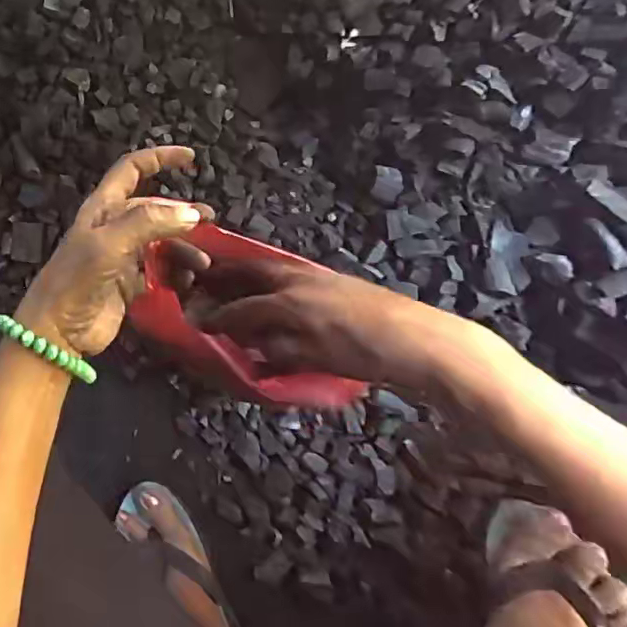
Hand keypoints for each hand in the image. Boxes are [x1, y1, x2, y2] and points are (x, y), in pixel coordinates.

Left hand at [15, 147, 211, 355]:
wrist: (58, 329)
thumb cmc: (77, 279)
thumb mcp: (109, 243)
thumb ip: (148, 223)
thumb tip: (190, 213)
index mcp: (102, 208)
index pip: (130, 170)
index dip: (158, 158)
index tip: (190, 157)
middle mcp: (112, 226)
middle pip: (153, 209)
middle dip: (181, 213)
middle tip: (210, 222)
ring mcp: (120, 255)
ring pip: (160, 241)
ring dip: (183, 248)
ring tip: (203, 264)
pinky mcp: (127, 283)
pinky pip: (159, 270)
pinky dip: (176, 273)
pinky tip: (188, 283)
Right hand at [199, 255, 500, 394]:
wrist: (427, 341)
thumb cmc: (367, 351)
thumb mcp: (315, 356)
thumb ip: (278, 350)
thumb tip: (252, 349)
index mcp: (285, 299)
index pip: (239, 308)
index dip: (217, 317)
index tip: (199, 322)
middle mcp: (294, 280)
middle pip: (247, 273)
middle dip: (222, 278)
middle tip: (202, 284)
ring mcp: (315, 276)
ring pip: (267, 270)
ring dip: (245, 277)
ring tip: (232, 288)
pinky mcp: (333, 281)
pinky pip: (287, 275)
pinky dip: (269, 281)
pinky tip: (273, 295)